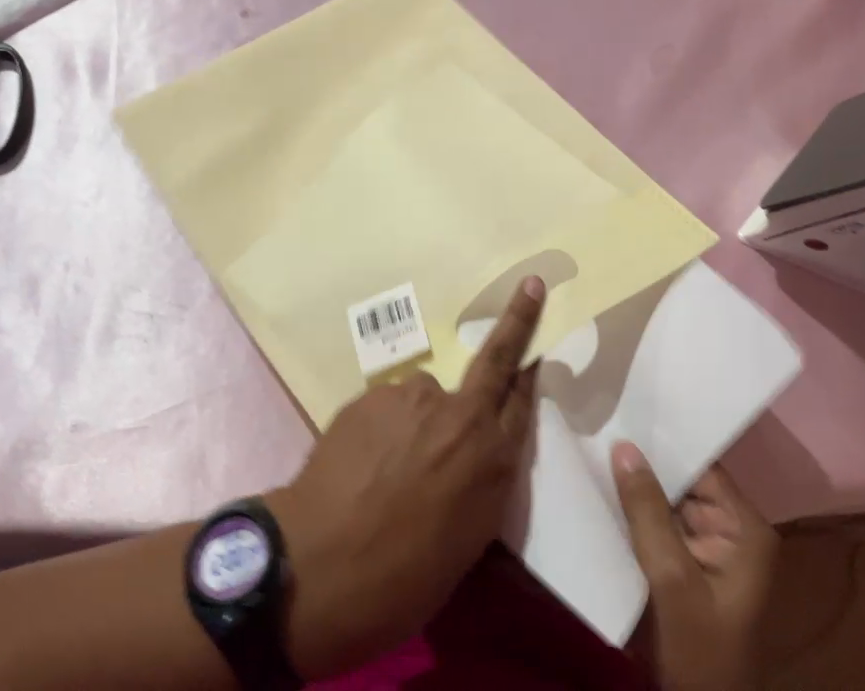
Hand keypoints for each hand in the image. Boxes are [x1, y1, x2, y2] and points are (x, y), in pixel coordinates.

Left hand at [266, 277, 545, 679]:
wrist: (322, 566)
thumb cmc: (404, 579)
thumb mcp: (465, 542)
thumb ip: (476, 488)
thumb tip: (467, 467)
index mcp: (494, 460)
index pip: (523, 401)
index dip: (533, 370)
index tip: (542, 345)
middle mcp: (460, 417)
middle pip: (494, 362)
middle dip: (516, 321)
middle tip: (530, 286)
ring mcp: (412, 400)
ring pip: (423, 397)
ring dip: (415, 420)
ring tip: (386, 463)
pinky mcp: (369, 397)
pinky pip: (384, 408)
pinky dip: (380, 427)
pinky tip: (360, 460)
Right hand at [613, 441, 777, 690]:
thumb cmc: (700, 648)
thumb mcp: (672, 578)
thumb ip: (647, 512)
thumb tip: (622, 446)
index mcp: (747, 530)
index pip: (704, 467)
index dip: (665, 442)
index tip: (624, 412)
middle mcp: (732, 532)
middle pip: (684, 483)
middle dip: (644, 462)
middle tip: (598, 425)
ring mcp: (707, 550)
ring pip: (666, 503)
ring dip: (634, 486)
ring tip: (592, 447)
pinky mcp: (684, 567)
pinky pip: (657, 527)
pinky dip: (632, 513)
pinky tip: (600, 490)